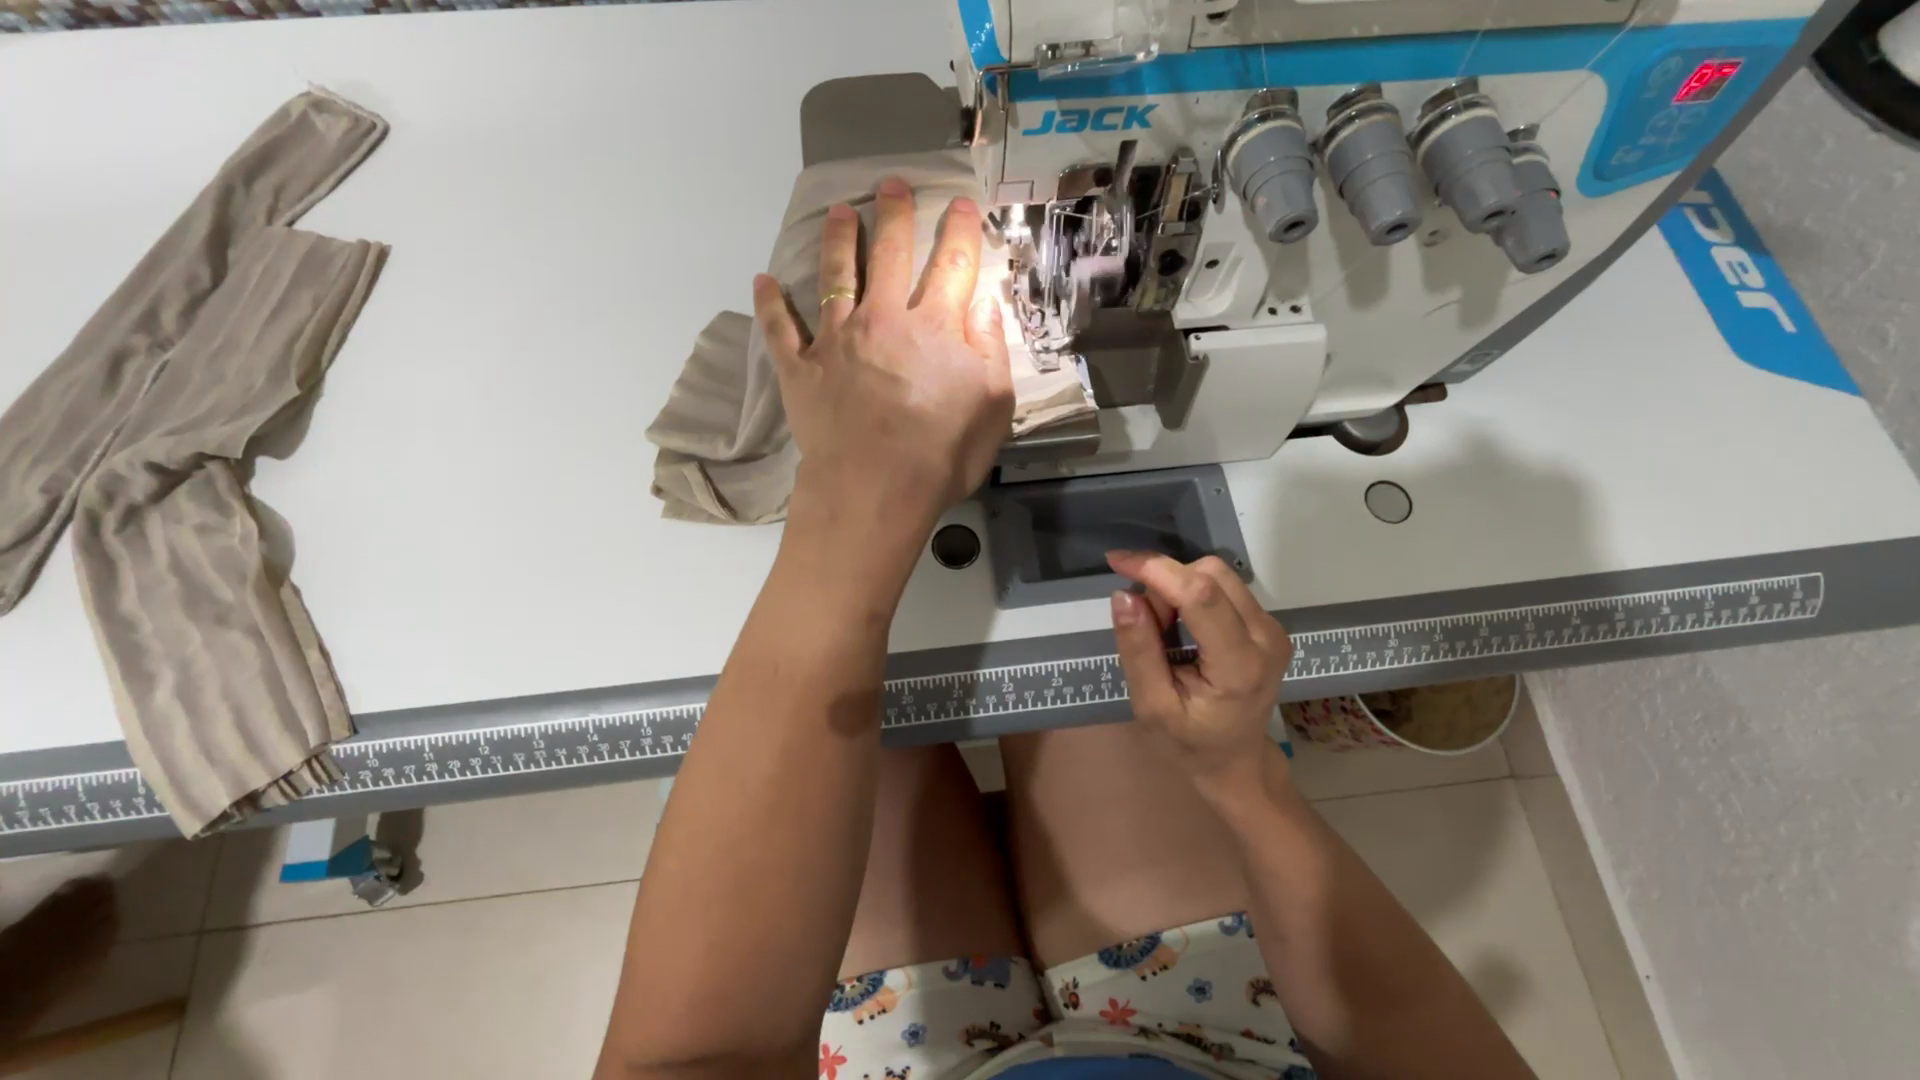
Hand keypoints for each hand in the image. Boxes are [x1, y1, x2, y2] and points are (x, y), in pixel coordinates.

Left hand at [752, 176, 1015, 532]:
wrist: (875, 489)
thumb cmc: (942, 454)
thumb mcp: (994, 406)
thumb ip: (991, 349)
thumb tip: (984, 304)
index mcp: (936, 328)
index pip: (954, 265)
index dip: (961, 231)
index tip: (962, 203)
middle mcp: (885, 318)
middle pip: (892, 254)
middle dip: (895, 213)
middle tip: (892, 183)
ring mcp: (836, 340)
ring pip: (837, 275)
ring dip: (840, 239)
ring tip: (838, 211)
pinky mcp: (800, 367)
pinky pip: (781, 328)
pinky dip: (770, 304)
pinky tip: (763, 281)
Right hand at [1107, 551, 1293, 799]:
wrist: (1236, 761)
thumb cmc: (1190, 742)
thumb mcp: (1151, 706)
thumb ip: (1139, 650)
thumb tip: (1124, 594)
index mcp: (1239, 666)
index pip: (1202, 596)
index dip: (1158, 570)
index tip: (1117, 561)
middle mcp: (1266, 638)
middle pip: (1210, 574)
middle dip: (1166, 584)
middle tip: (1148, 625)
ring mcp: (1272, 628)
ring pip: (1217, 574)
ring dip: (1179, 588)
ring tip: (1166, 631)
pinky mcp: (1268, 623)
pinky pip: (1224, 586)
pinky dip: (1193, 595)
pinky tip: (1185, 629)